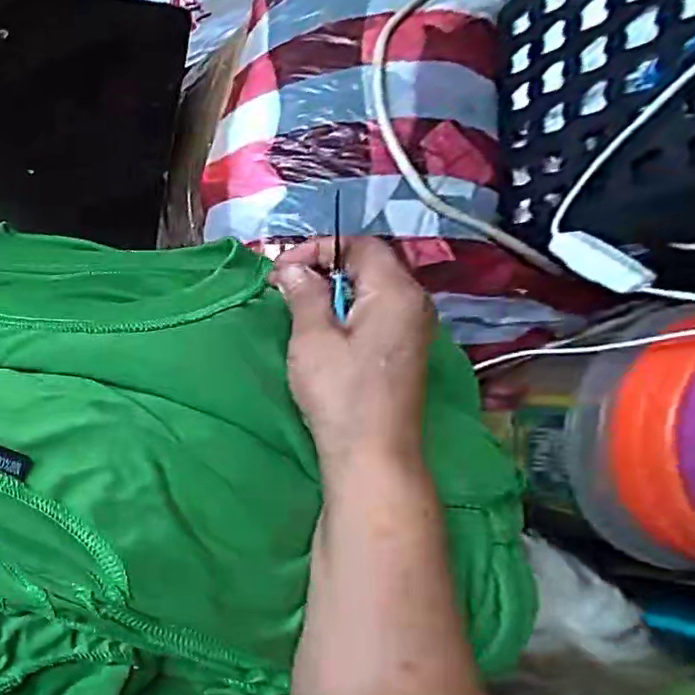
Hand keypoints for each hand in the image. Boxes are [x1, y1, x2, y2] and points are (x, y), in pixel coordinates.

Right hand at [269, 237, 432, 472]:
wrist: (372, 448)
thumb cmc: (339, 391)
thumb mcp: (312, 339)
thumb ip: (305, 295)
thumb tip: (293, 268)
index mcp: (396, 292)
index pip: (362, 246)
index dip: (319, 248)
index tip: (280, 268)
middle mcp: (414, 302)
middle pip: (371, 264)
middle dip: (325, 264)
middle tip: (283, 282)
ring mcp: (413, 326)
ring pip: (373, 288)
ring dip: (334, 287)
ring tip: (297, 301)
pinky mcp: (404, 347)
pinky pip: (376, 310)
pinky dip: (346, 307)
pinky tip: (321, 325)